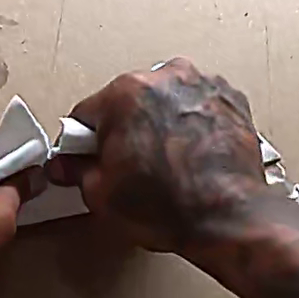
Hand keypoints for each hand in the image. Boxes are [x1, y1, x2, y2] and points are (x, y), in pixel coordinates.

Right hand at [52, 58, 269, 252]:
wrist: (228, 219)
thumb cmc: (173, 207)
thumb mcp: (101, 195)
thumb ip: (77, 171)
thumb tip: (68, 164)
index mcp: (125, 93)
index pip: (85, 114)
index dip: (81, 144)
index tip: (87, 160)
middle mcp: (165, 78)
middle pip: (126, 103)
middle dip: (123, 132)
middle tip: (127, 169)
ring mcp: (201, 85)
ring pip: (163, 103)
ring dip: (157, 126)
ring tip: (162, 166)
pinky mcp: (230, 99)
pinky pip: (195, 109)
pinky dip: (189, 128)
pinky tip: (187, 158)